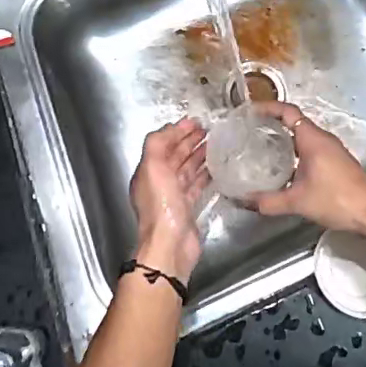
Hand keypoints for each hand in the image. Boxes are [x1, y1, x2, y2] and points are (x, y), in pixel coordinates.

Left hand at [129, 117, 207, 281]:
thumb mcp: (153, 166)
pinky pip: (197, 185)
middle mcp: (159, 182)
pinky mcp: (188, 208)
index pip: (163, 144)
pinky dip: (205, 174)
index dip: (177, 131)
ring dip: (199, 155)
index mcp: (148, 171)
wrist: (170, 245)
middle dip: (190, 141)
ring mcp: (174, 196)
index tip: (195, 121)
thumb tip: (172, 128)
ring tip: (215, 143)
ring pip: (188, 169)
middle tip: (208, 129)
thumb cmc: (161, 205)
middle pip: (176, 155)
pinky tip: (217, 167)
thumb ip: (158, 143)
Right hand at [247, 102, 365, 233]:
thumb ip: (269, 201)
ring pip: (303, 135)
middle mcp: (322, 138)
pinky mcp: (336, 161)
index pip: (287, 111)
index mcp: (312, 138)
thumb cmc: (337, 199)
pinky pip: (310, 146)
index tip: (250, 111)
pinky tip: (284, 167)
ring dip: (284, 137)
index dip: (268, 107)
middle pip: (294, 121)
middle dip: (272, 122)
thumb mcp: (298, 202)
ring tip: (262, 146)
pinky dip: (294, 150)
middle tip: (250, 130)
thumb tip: (244, 201)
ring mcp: (331, 149)